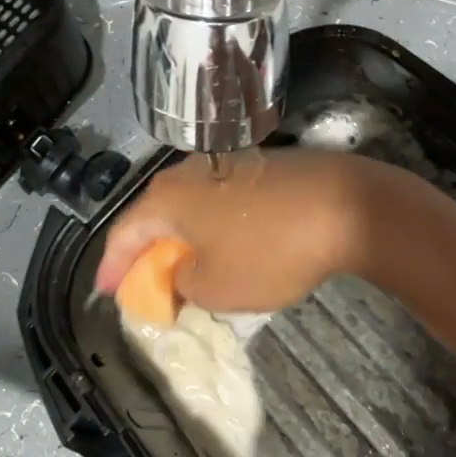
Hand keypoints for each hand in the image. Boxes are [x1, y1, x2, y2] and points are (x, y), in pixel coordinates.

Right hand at [95, 149, 389, 314]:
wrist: (346, 205)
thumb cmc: (270, 250)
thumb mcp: (216, 287)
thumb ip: (182, 284)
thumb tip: (179, 272)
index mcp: (168, 198)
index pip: (123, 234)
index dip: (113, 268)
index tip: (108, 292)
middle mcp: (190, 172)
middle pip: (155, 216)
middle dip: (149, 253)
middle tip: (146, 285)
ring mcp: (228, 164)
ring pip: (191, 208)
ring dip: (184, 240)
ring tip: (187, 271)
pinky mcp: (261, 167)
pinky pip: (222, 202)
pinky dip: (214, 229)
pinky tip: (228, 249)